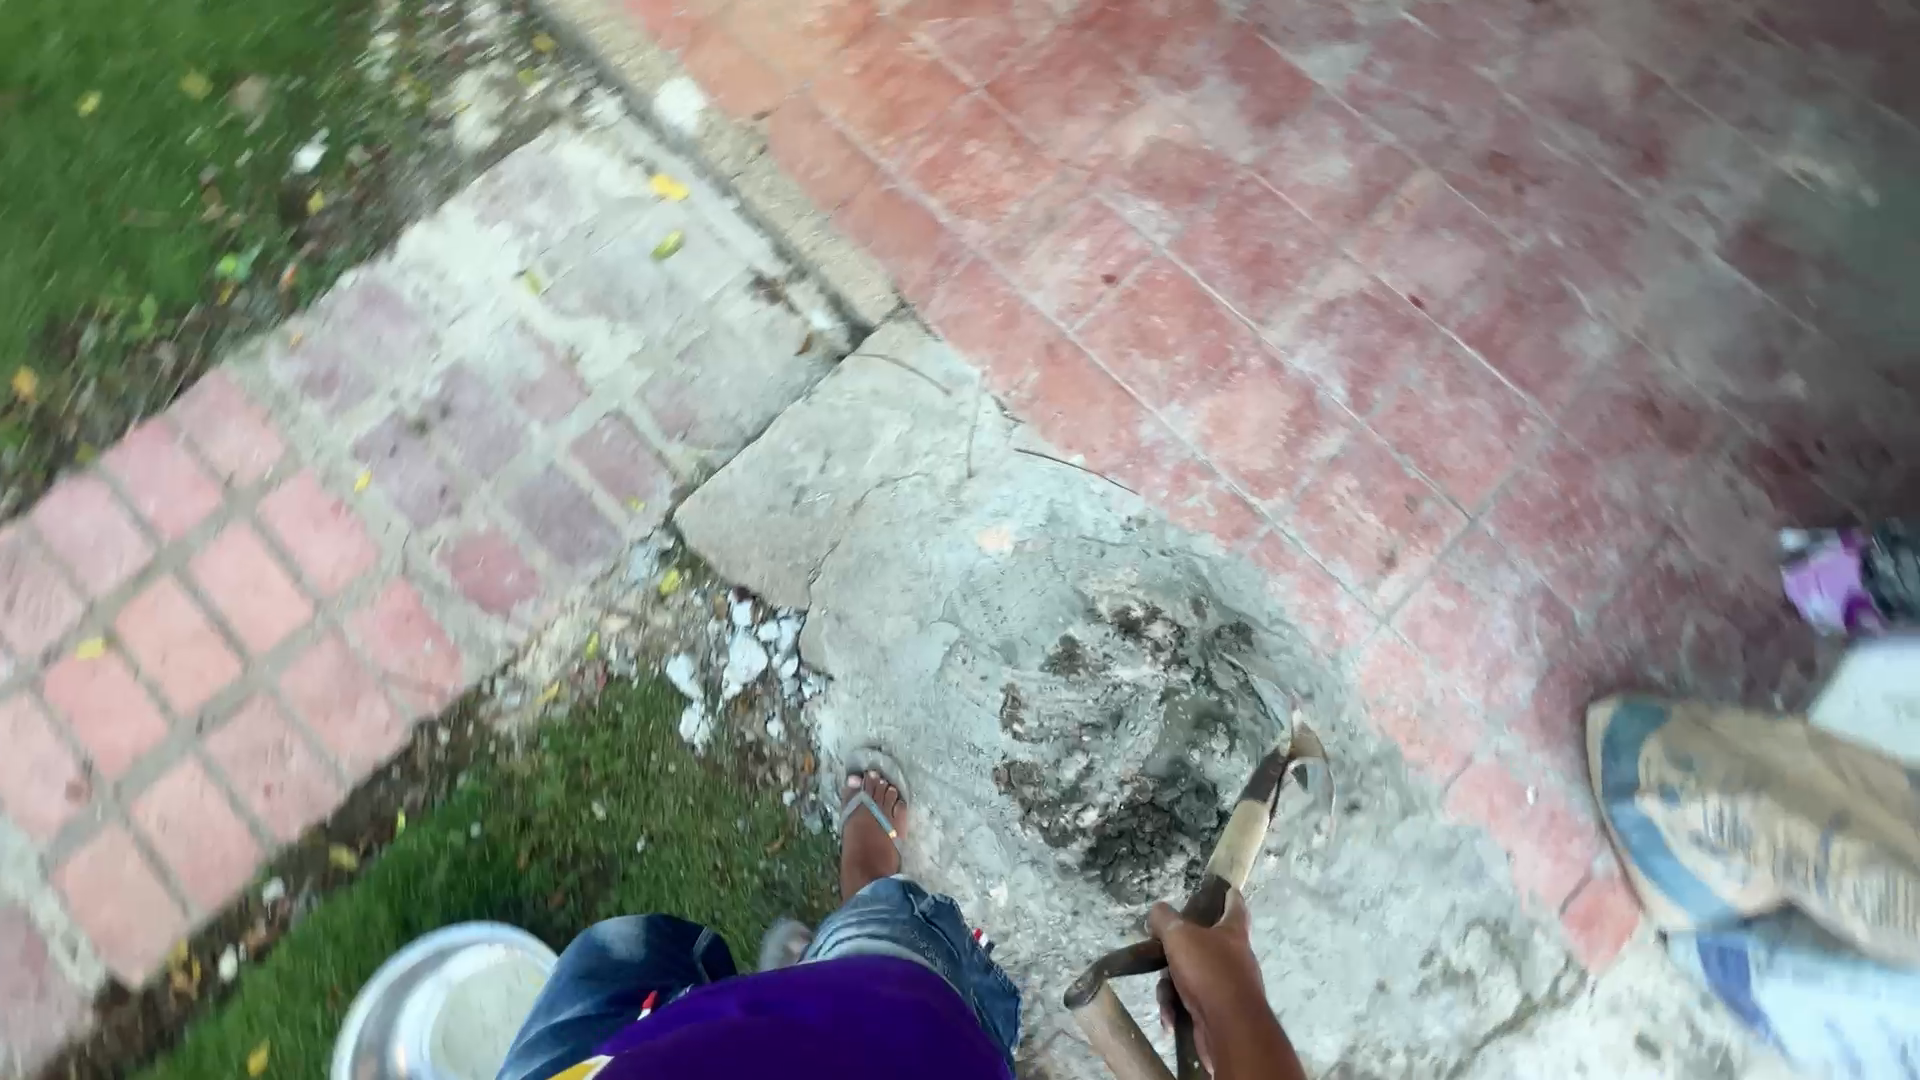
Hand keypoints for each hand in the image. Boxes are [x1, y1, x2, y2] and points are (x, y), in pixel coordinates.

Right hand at [1148, 888, 1304, 1079]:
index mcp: (1233, 933)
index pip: (1236, 907)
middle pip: (1203, 945)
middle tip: (1161, 952)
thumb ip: (1164, 918)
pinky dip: (1177, 1008)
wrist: (1230, 1030)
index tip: (1229, 888)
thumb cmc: (1209, 971)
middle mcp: (1235, 959)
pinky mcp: (1219, 1014)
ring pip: (1191, 976)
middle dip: (1178, 951)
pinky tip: (1170, 1017)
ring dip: (1172, 986)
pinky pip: (1191, 1003)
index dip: (1230, 896)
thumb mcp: (1179, 935)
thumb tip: (1156, 914)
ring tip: (1166, 997)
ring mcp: (1229, 988)